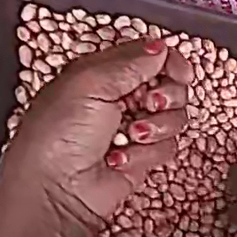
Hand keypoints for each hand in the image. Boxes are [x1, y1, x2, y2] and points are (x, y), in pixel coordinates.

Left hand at [0, 38, 192, 236]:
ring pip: (175, 119)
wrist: (57, 188)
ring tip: (131, 136)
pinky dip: (147, 153)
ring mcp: (136, 129)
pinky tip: (121, 158)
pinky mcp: (144, 157)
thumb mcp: (90, 84)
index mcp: (105, 74)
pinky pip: (168, 148)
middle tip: (149, 105)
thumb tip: (161, 48)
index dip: (170, 62)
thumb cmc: (59, 135)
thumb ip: (130, 63)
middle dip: (167, 96)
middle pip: (172, 87)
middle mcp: (123, 99)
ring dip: (158, 127)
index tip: (178, 72)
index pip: (151, 58)